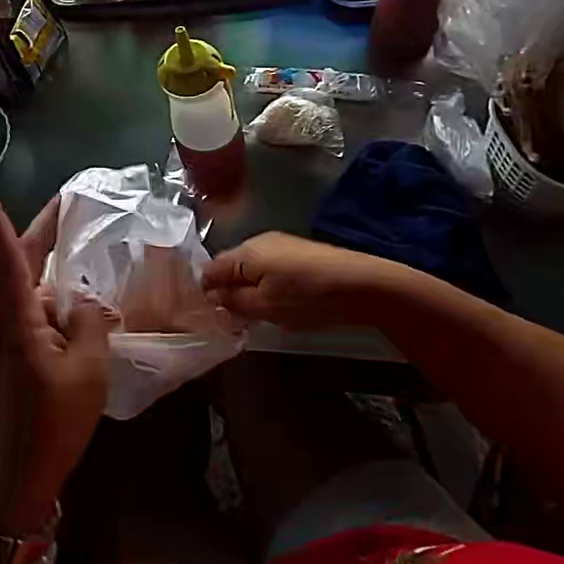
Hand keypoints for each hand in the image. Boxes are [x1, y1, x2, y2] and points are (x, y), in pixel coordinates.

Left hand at [0, 172, 111, 534]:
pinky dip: (59, 302)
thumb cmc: (50, 426)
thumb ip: (92, 321)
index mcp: (17, 318)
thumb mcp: (89, 369)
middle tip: (75, 200)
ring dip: (59, 272)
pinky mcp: (10, 355)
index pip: (3, 253)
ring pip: (32, 289)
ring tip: (96, 257)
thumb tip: (88, 300)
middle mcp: (3, 320)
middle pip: (19, 261)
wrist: (11, 484)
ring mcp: (4, 338)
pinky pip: (35, 313)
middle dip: (45, 229)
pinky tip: (87, 309)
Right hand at [201, 232, 414, 328]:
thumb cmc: (307, 296)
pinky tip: (276, 305)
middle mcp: (260, 242)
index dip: (203, 292)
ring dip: (248, 291)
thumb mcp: (264, 306)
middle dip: (226, 292)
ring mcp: (281, 245)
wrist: (360, 284)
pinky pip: (270, 270)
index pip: (210, 269)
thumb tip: (212, 297)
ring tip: (253, 317)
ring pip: (252, 270)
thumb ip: (234, 302)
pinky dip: (266, 287)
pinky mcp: (299, 254)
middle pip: (231, 267)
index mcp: (246, 252)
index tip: (203, 315)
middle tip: (228, 321)